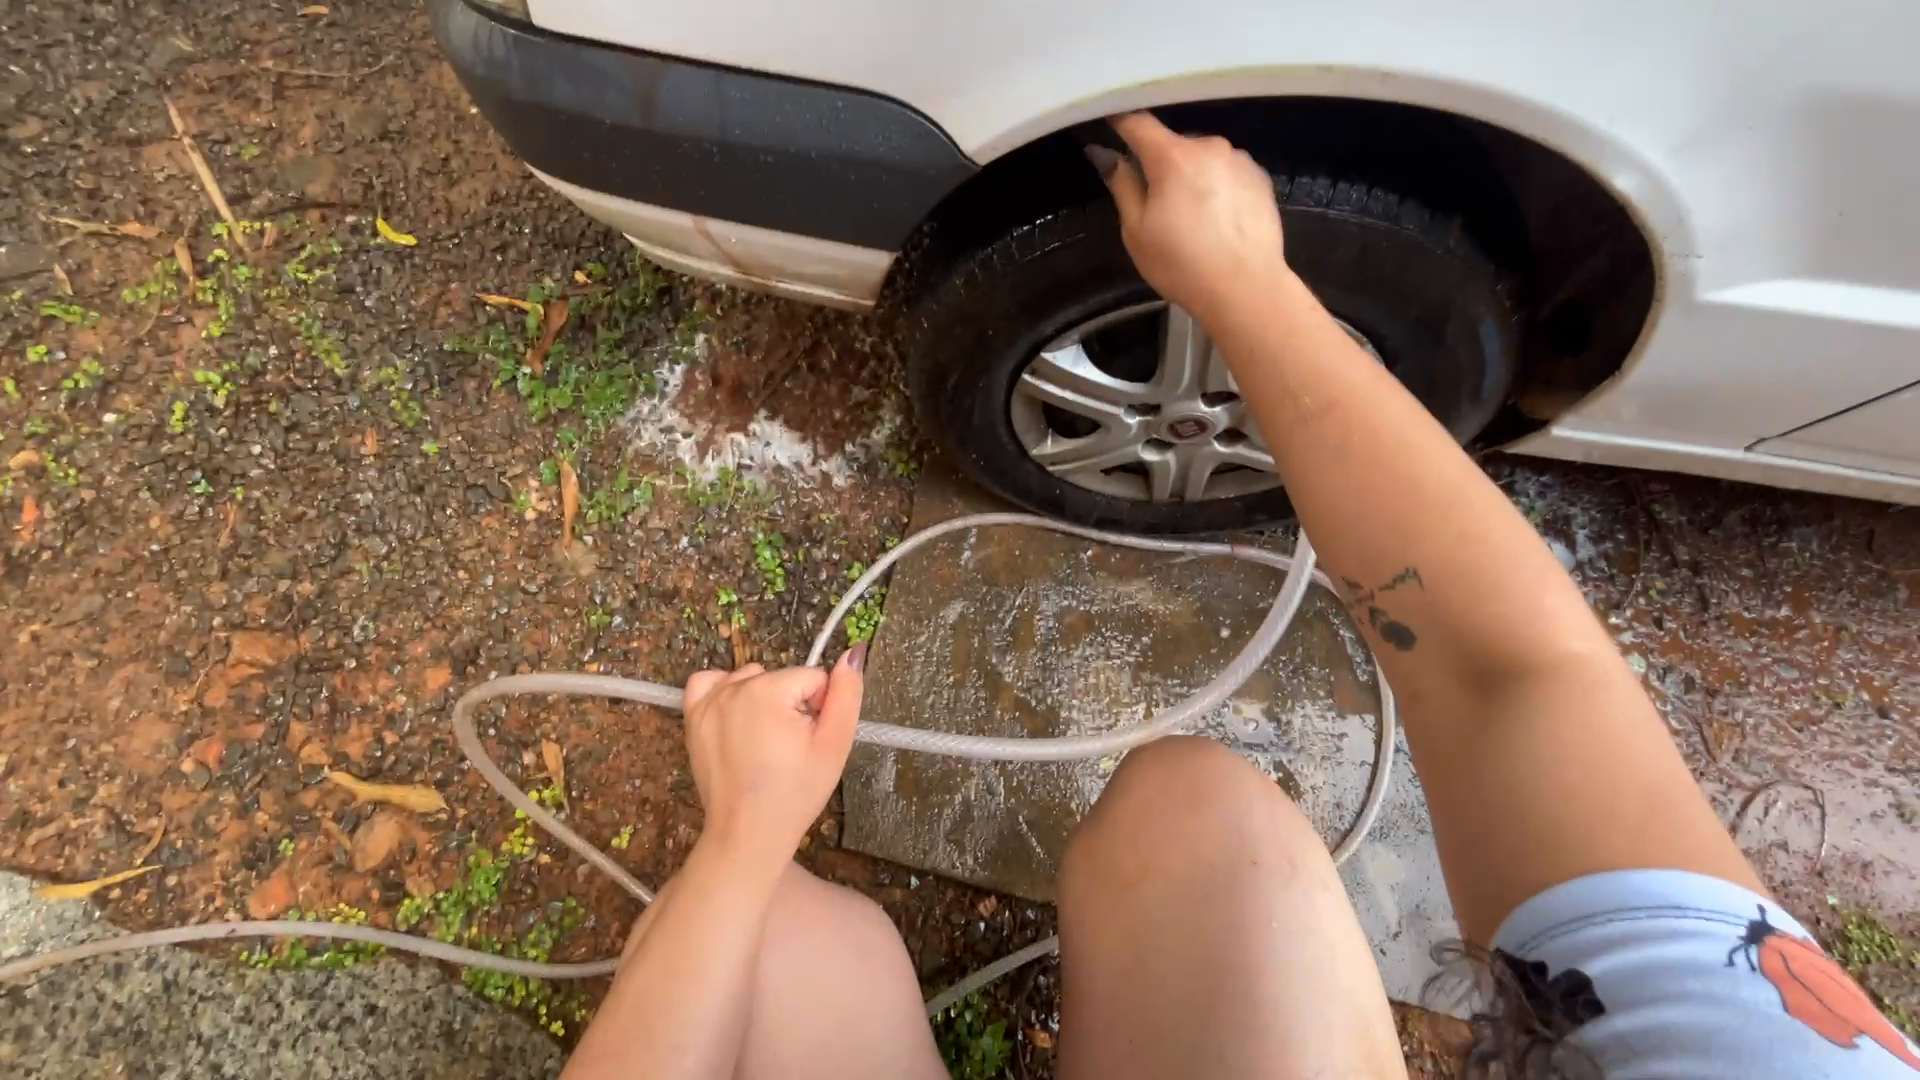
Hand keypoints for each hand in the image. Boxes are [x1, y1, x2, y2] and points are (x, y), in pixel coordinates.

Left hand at [680, 648, 865, 866]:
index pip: (814, 678)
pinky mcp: (693, 717)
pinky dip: (725, 691)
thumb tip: (853, 653)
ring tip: (765, 740)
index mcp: (770, 690)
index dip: (820, 708)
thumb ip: (847, 694)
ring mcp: (709, 701)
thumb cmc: (796, 793)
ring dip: (763, 699)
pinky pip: (710, 682)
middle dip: (792, 704)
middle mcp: (735, 688)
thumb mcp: (834, 745)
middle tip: (789, 748)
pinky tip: (738, 717)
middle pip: (783, 678)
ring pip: (752, 678)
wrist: (748, 834)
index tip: (810, 740)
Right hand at [1088, 112, 1295, 325]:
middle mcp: (1209, 146)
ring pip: (1202, 159)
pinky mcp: (1259, 177)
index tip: (1107, 122)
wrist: (1245, 287)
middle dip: (1159, 165)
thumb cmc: (1182, 264)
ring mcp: (1239, 160)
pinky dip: (1215, 188)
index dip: (1119, 121)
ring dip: (1190, 177)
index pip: (1138, 123)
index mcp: (1173, 157)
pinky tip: (1216, 221)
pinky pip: (1226, 173)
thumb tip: (1105, 155)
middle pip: (1173, 145)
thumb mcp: (1137, 232)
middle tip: (1154, 205)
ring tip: (1190, 219)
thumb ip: (1122, 186)